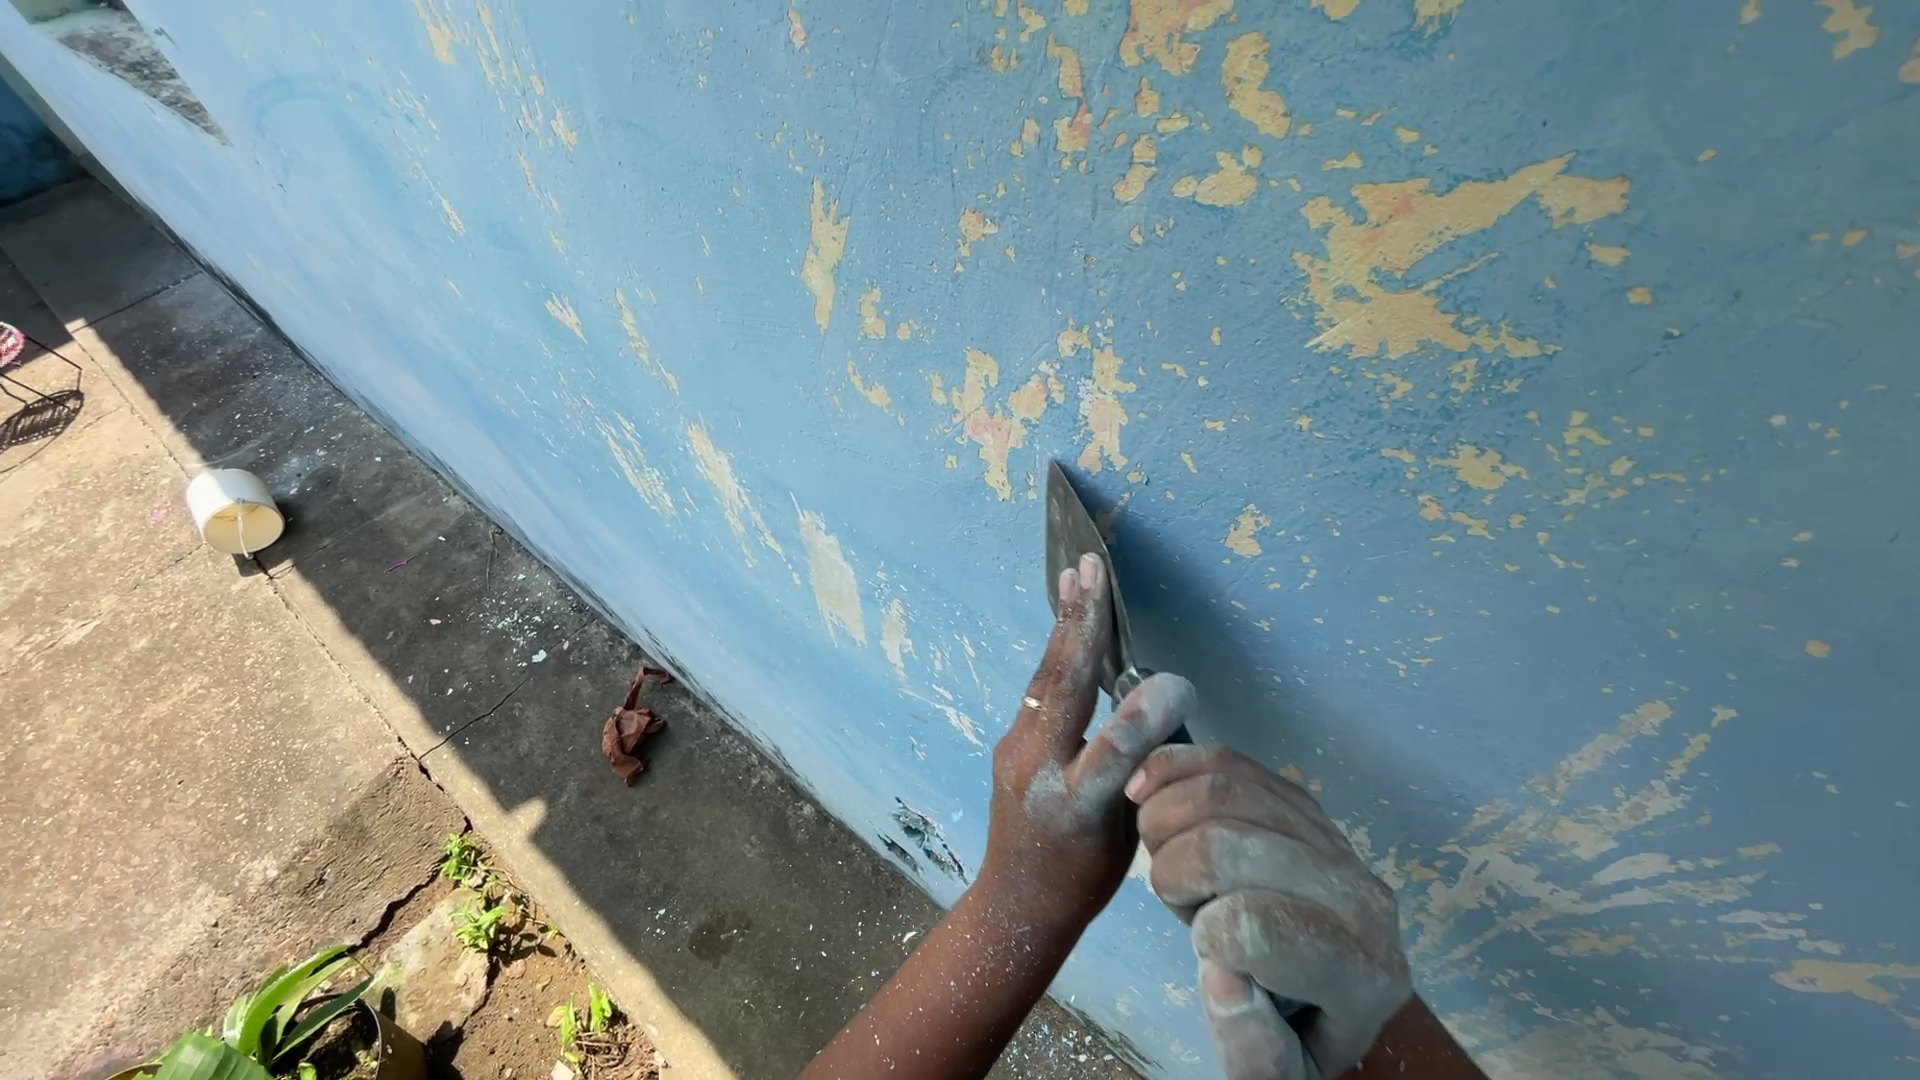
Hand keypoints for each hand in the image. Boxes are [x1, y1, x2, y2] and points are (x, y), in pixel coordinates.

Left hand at [979, 553, 1195, 930]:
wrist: (1015, 899)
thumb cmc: (1084, 878)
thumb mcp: (1125, 837)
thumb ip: (1137, 772)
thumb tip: (1155, 710)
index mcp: (1075, 806)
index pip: (1113, 750)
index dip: (1146, 714)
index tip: (1181, 684)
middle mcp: (1036, 769)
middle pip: (1062, 691)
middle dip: (1081, 626)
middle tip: (1090, 570)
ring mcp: (1014, 750)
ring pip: (1045, 679)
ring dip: (1064, 624)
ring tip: (1074, 576)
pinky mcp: (1007, 741)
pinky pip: (1039, 690)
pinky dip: (1057, 651)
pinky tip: (1066, 617)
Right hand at [1126, 745, 1412, 1078]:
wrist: (1332, 976)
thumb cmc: (1298, 1025)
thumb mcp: (1277, 1073)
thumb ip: (1254, 1048)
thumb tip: (1223, 978)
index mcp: (1361, 970)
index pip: (1256, 925)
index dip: (1207, 934)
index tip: (1208, 953)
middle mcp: (1358, 891)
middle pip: (1228, 845)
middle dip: (1173, 869)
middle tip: (1173, 895)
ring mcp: (1329, 833)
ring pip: (1222, 789)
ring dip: (1164, 817)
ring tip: (1164, 852)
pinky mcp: (1298, 796)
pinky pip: (1226, 759)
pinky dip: (1169, 768)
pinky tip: (1142, 791)